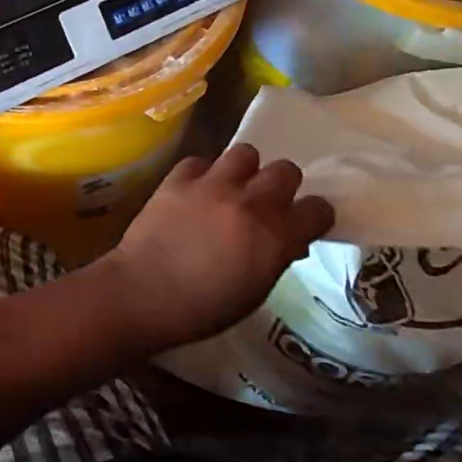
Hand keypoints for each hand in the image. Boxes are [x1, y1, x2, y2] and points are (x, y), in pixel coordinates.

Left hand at [91, 144, 334, 351]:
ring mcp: (213, 186)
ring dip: (244, 171)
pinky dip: (200, 174)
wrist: (143, 295)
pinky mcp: (178, 180)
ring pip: (245, 153)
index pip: (318, 209)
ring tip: (230, 189)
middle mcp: (251, 202)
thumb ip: (276, 259)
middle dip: (280, 186)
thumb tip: (288, 243)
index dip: (312, 217)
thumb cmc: (202, 309)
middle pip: (286, 170)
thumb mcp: (254, 293)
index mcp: (277, 235)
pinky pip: (199, 161)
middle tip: (263, 204)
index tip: (302, 225)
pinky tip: (193, 192)